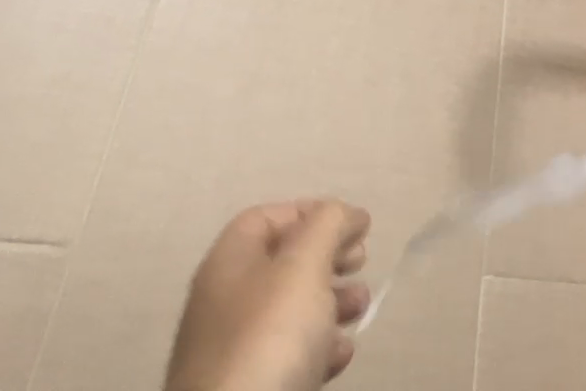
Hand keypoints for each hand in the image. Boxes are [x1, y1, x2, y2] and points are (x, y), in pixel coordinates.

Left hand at [165, 201, 371, 390]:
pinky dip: (318, 349)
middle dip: (328, 257)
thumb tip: (347, 213)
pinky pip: (288, 357)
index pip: (266, 218)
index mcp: (229, 263)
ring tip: (360, 308)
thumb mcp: (304, 265)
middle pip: (282, 263)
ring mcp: (234, 351)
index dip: (311, 213)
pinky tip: (340, 355)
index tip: (352, 226)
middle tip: (361, 262)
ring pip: (289, 311)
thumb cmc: (268, 339)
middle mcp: (225, 302)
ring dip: (331, 302)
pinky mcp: (250, 390)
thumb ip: (328, 226)